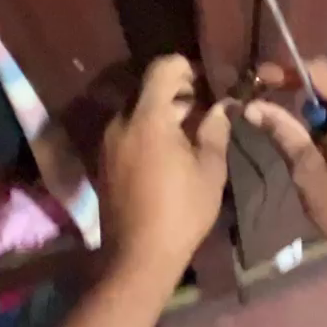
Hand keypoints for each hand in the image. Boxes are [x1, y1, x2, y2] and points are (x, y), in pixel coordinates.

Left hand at [99, 55, 230, 283]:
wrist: (137, 258)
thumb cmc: (181, 211)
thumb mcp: (210, 169)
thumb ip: (215, 129)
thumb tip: (223, 106)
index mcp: (148, 118)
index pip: (162, 68)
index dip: (185, 67)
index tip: (205, 82)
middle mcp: (121, 122)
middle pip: (147, 88)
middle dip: (176, 91)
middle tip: (203, 108)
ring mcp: (108, 142)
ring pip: (136, 109)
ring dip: (161, 112)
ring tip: (188, 132)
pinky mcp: (103, 160)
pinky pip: (127, 129)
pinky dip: (146, 129)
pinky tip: (168, 152)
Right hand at [241, 59, 326, 265]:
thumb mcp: (310, 172)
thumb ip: (284, 132)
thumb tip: (253, 107)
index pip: (323, 71)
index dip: (289, 70)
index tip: (261, 80)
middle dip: (304, 83)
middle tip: (273, 95)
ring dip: (322, 98)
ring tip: (297, 119)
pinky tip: (324, 131)